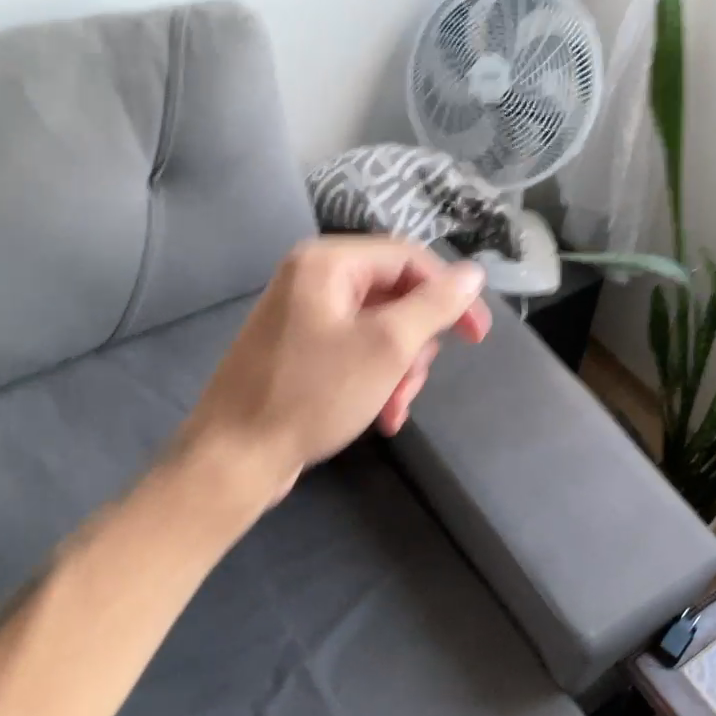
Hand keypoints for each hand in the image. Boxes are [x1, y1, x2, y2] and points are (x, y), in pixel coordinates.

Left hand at [177, 237, 491, 499]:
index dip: (451, 294)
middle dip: (416, 347)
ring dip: (400, 372)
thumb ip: (434, 306)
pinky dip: (377, 382)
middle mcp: (313, 280)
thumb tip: (473, 273)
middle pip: (396, 298)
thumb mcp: (387, 348)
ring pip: (381, 332)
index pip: (409, 259)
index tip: (479, 336)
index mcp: (328, 263)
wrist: (236, 456)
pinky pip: (356, 354)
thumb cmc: (313, 395)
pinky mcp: (300, 354)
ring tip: (394, 409)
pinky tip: (381, 418)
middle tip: (414, 383)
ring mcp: (304, 318)